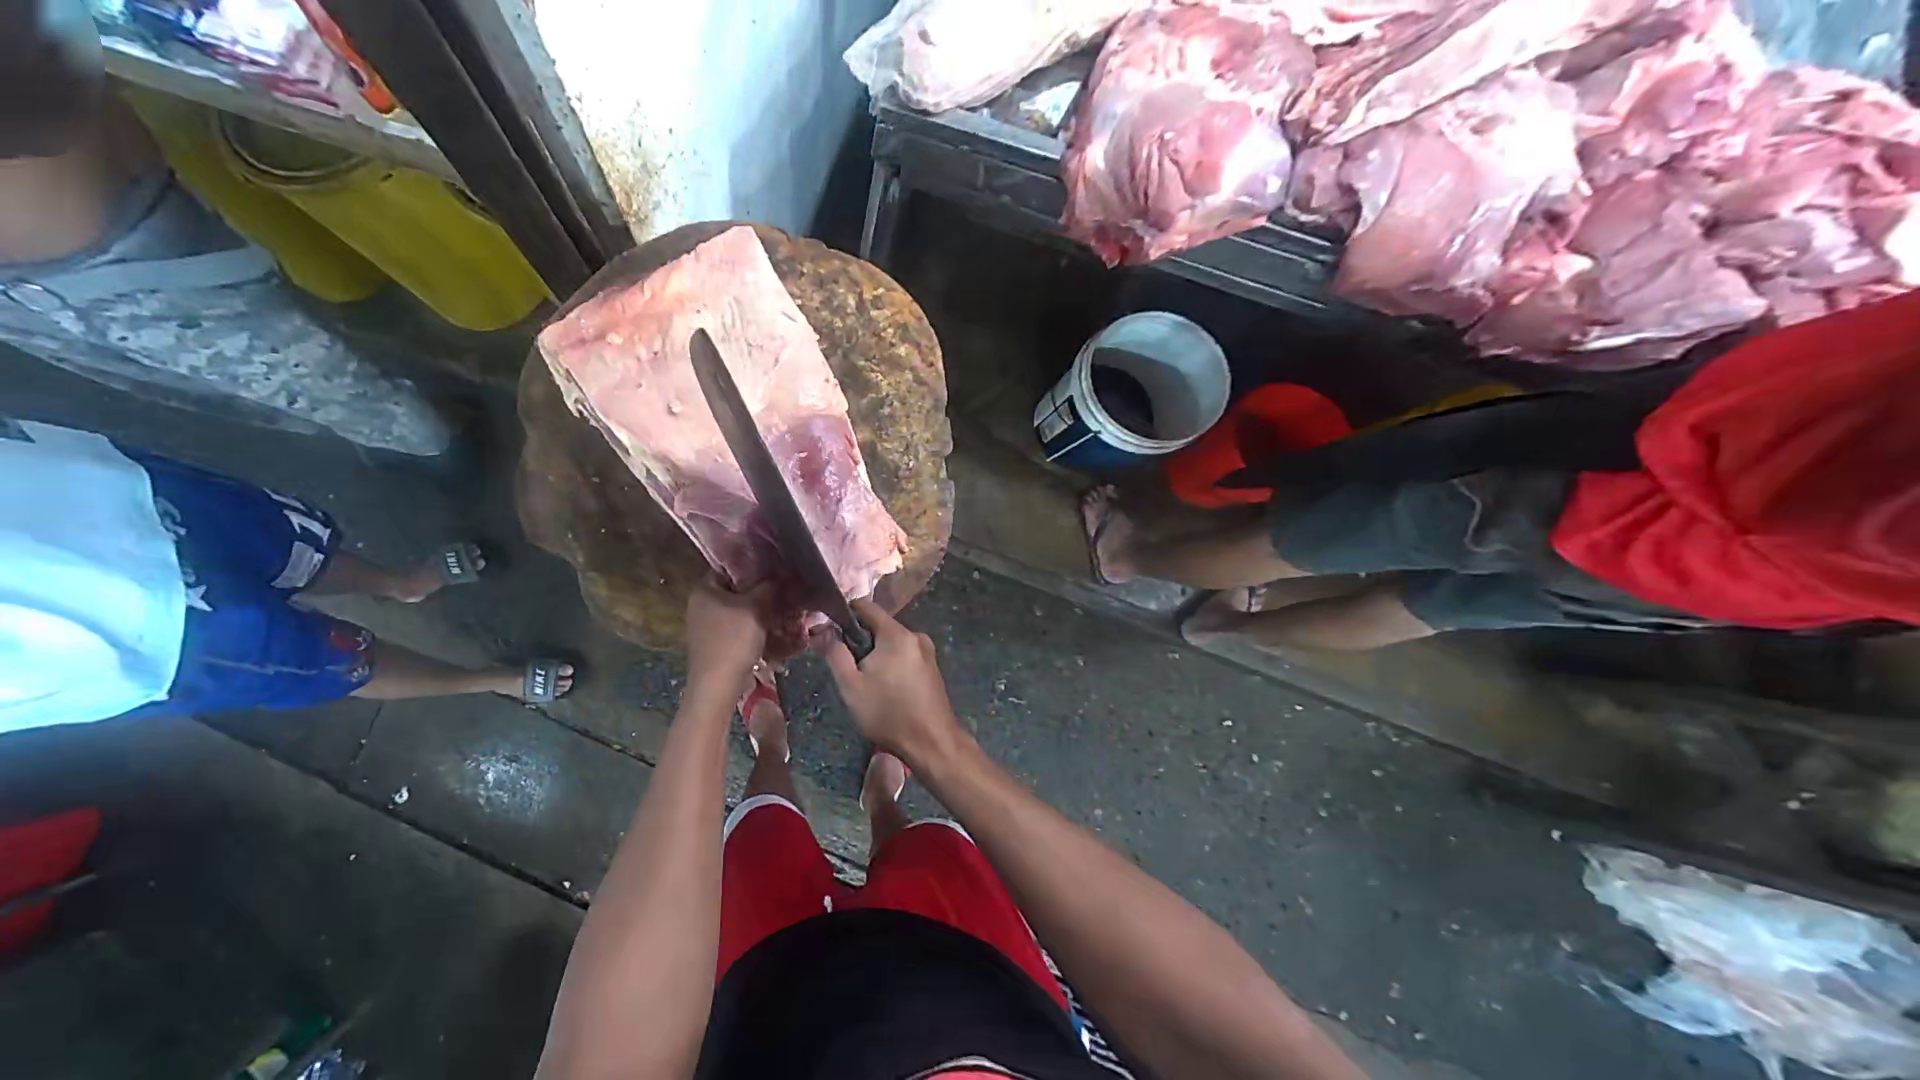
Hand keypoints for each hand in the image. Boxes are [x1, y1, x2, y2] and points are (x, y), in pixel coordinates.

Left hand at [683, 575, 770, 697]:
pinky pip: (733, 627)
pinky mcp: (711, 642)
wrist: (718, 683)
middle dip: (756, 592)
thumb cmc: (734, 638)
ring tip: (778, 610)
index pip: (728, 569)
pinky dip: (748, 627)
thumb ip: (768, 587)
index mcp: (703, 590)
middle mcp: (699, 604)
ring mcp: (703, 625)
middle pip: (733, 591)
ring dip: (755, 611)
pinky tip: (766, 630)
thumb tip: (778, 576)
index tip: (772, 572)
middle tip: (779, 592)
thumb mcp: (756, 607)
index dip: (751, 568)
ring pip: (735, 610)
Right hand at [812, 599, 968, 769]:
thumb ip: (835, 653)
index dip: (844, 615)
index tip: (830, 634)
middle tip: (847, 669)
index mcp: (897, 634)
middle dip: (860, 642)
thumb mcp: (851, 685)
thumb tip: (822, 630)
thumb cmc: (887, 713)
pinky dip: (891, 665)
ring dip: (876, 656)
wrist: (932, 743)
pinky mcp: (932, 669)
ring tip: (866, 685)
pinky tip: (886, 690)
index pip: (866, 607)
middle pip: (879, 627)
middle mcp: (916, 636)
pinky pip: (904, 657)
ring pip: (891, 644)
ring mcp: (927, 652)